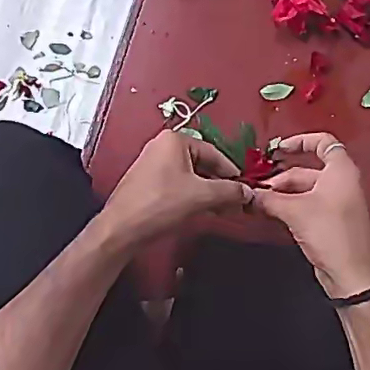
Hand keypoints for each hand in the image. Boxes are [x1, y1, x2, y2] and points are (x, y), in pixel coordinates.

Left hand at [99, 130, 249, 249]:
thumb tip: (248, 192)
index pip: (214, 153)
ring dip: (208, 193)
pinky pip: (178, 185)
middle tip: (235, 203)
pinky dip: (192, 196)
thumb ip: (230, 191)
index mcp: (174, 140)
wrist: (121, 230)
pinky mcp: (147, 183)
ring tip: (222, 210)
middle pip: (202, 164)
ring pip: (191, 176)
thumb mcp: (202, 196)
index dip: (232, 172)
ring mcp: (152, 164)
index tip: (245, 189)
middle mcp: (162, 147)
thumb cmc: (161, 204)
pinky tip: (202, 211)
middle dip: (220, 185)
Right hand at [249, 133, 369, 299]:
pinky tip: (269, 211)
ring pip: (303, 188)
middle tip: (256, 187)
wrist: (350, 274)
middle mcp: (340, 182)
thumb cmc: (330, 233)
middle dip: (280, 177)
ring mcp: (335, 202)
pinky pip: (305, 204)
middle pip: (306, 169)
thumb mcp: (295, 211)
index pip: (323, 142)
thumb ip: (270, 199)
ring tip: (258, 201)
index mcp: (340, 170)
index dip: (300, 141)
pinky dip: (288, 205)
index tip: (277, 149)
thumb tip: (249, 194)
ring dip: (281, 193)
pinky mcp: (329, 220)